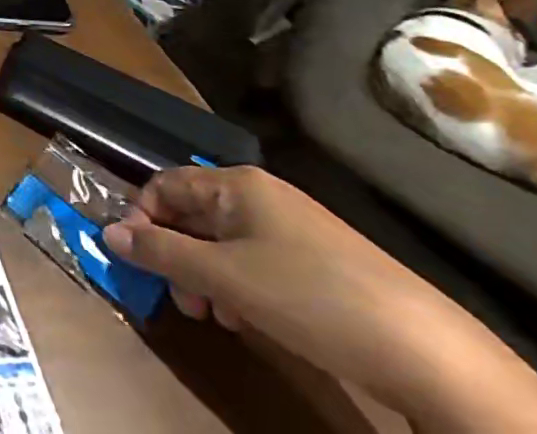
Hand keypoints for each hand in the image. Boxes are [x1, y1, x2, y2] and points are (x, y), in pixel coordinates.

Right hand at [104, 166, 536, 433]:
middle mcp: (262, 196)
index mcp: (237, 185)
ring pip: (222, 242)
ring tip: (215, 314)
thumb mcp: (222, 276)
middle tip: (180, 298)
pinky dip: (237, 285)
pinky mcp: (318, 262)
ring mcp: (293, 228)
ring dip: (204, 276)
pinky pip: (254, 261)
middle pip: (191, 214)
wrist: (429, 353)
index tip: (138, 259)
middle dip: (175, 254)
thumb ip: (159, 251)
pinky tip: (248, 318)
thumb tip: (108, 232)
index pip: (164, 184)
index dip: (142, 217)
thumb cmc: (308, 297)